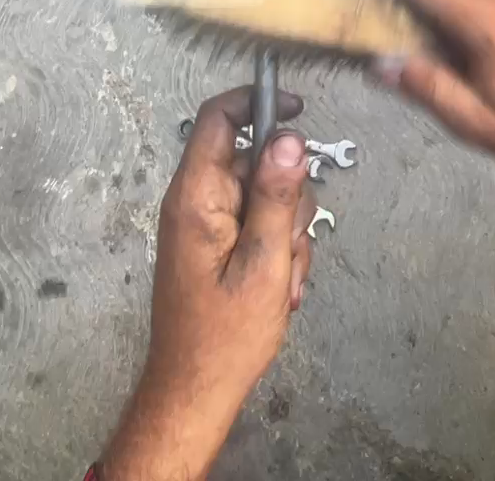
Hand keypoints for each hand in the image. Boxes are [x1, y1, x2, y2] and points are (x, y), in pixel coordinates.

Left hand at [99, 88, 316, 480]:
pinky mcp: (220, 240)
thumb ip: (277, 197)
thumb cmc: (225, 335)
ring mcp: (209, 221)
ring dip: (287, 230)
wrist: (196, 392)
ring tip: (282, 276)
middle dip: (287, 195)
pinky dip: (279, 247)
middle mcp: (198, 199)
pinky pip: (262, 221)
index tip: (299, 111)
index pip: (219, 117)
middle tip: (289, 241)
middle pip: (256, 159)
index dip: (258, 101)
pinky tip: (278, 284)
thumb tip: (290, 137)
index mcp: (197, 195)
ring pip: (267, 193)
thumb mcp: (264, 262)